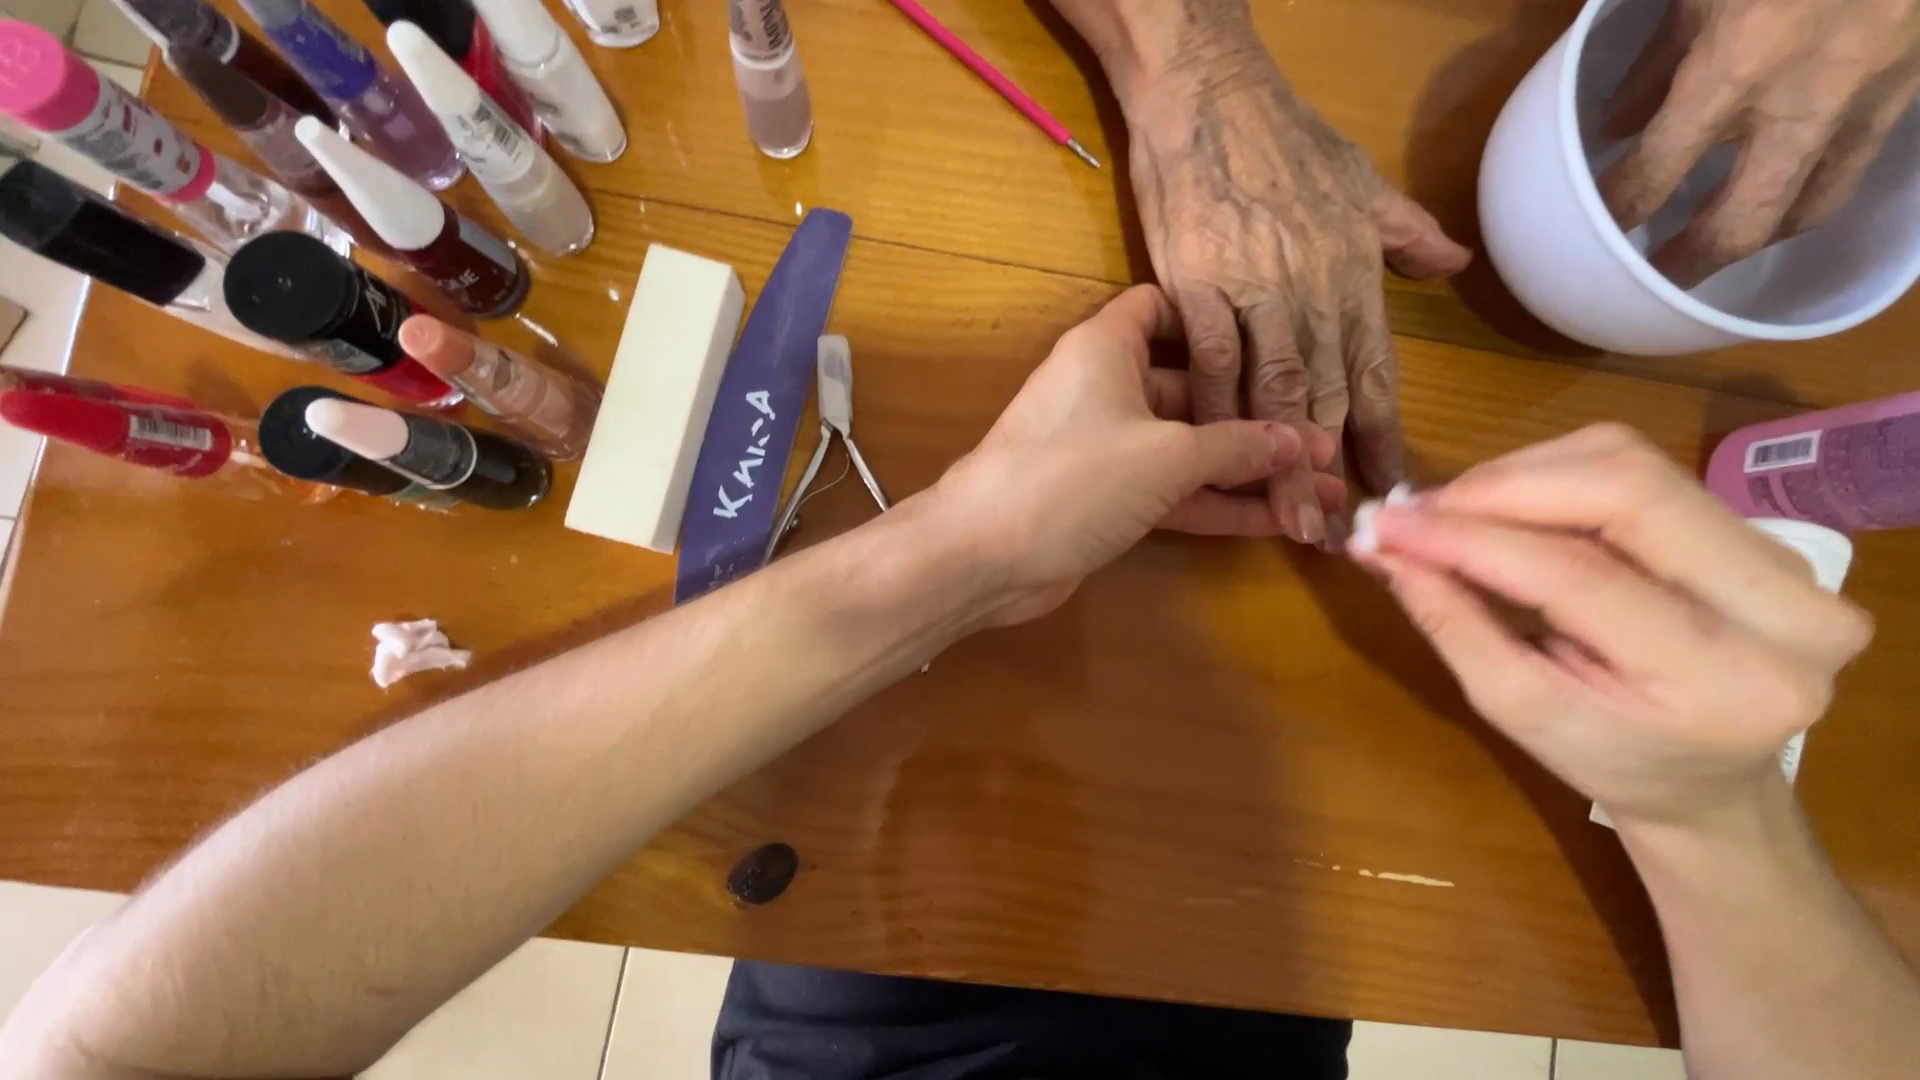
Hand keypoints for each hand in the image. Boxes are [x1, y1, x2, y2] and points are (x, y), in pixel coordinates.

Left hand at [934, 285, 1341, 625]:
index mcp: (1105, 347)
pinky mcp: (1103, 497)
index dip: (1213, 318)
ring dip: (1245, 471)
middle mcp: (1104, 388)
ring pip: (1185, 449)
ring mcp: (1104, 447)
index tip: (1271, 339)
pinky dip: (1213, 503)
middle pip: (1190, 389)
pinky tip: (1275, 520)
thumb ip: (1237, 445)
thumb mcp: (1167, 454)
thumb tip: (1297, 442)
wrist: (986, 554)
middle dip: (1256, 419)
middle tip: (1324, 446)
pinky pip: (1169, 490)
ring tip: (1318, 489)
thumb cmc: (1074, 477)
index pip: (1161, 308)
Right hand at [1122, 38, 1470, 541]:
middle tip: (1339, 532)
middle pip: (1329, 394)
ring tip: (1287, 519)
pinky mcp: (1196, 284)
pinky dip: (1220, 410)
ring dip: (1282, 459)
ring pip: (1276, 388)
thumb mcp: (1359, 180)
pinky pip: (1213, 359)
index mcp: (1352, 270)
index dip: (1385, 434)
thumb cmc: (1278, 140)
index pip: (1376, 369)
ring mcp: (1252, 288)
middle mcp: (1312, 288)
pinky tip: (1222, 456)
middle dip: (1335, 470)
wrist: (1205, 97)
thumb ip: (1404, 232)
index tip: (1391, 488)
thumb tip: (1452, 264)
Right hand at [1353, 424, 1873, 826]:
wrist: (1710, 777)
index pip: (1575, 575)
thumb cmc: (1605, 757)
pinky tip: (1507, 510)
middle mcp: (1787, 607)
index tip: (1382, 524)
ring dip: (1518, 476)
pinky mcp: (1763, 532)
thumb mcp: (1514, 708)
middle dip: (1498, 486)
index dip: (1466, 539)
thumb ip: (1452, 621)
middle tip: (1417, 506)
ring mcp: (1792, 561)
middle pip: (1626, 487)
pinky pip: (1641, 469)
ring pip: (1630, 464)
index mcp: (1724, 680)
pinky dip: (1549, 476)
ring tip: (1453, 514)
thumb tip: (1378, 547)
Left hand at [1601, 0, 1919, 285]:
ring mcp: (1883, 89)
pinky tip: (1789, 186)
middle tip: (1653, 279)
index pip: (1649, 180)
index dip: (1613, 213)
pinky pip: (1867, 154)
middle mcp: (1810, 98)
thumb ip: (1656, 62)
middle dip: (1693, 262)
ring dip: (1762, 233)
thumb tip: (1613, 127)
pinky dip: (1819, 185)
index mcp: (1735, 70)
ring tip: (1717, 248)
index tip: (1586, 229)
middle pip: (1745, 223)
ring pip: (1818, 200)